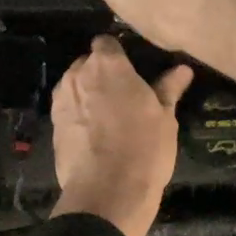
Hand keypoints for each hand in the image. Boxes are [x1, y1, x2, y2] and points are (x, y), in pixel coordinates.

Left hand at [50, 36, 194, 235]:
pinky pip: (67, 108)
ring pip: (75, 85)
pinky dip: (78, 114)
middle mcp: (78, 74)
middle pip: (88, 63)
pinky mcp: (53, 125)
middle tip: (124, 93)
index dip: (118, 52)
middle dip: (102, 72)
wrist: (106, 193)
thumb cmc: (143, 148)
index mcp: (107, 65)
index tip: (131, 68)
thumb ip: (169, 88)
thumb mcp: (164, 118)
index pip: (107, 42)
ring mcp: (61, 99)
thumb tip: (183, 69)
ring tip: (108, 114)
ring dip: (87, 92)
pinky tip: (94, 133)